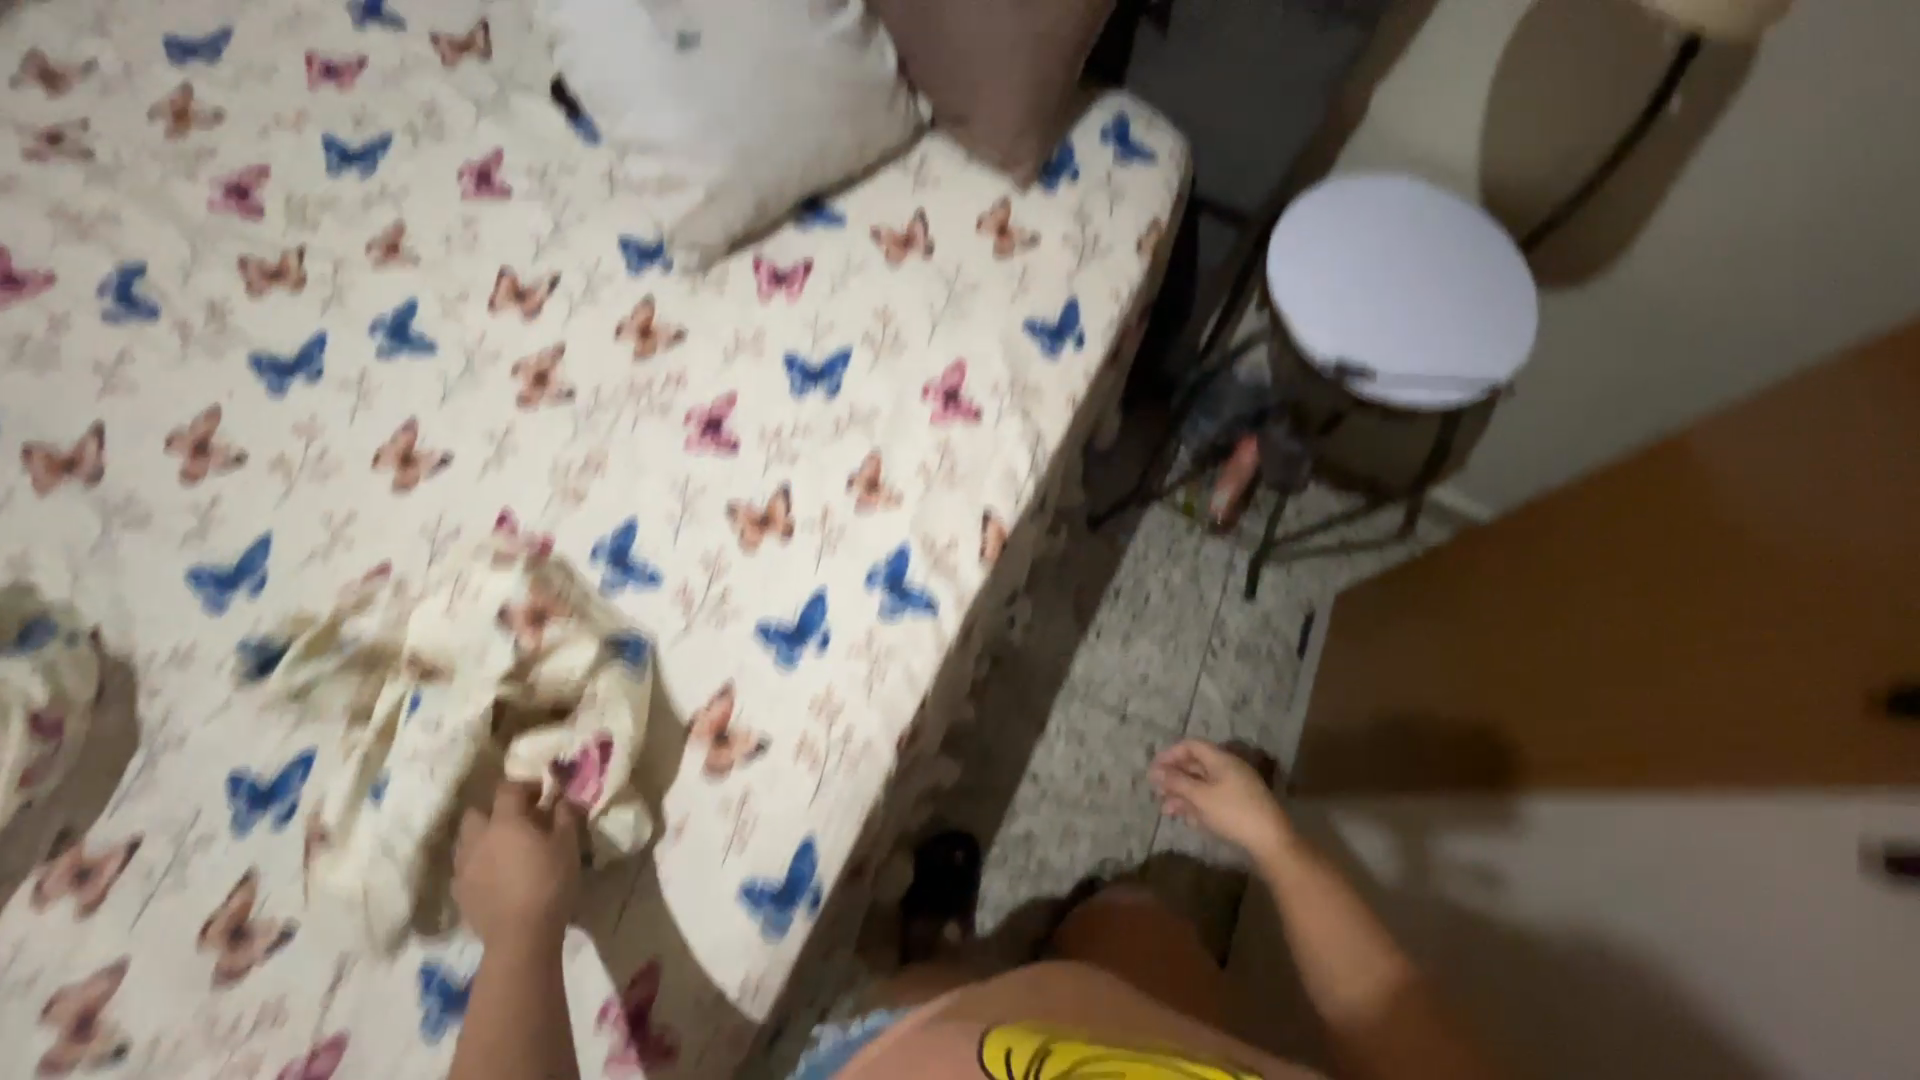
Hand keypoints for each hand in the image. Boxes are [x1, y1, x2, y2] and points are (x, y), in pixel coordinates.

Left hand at [453, 781, 582, 949]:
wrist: (521, 935)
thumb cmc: (550, 882)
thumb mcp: (568, 844)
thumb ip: (565, 815)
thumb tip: (563, 797)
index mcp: (505, 821)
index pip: (507, 788)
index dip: (525, 786)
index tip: (543, 794)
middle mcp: (478, 838)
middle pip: (477, 812)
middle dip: (495, 811)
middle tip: (519, 821)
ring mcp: (463, 865)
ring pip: (466, 839)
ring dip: (483, 836)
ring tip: (504, 848)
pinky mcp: (458, 890)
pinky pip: (464, 866)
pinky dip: (477, 862)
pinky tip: (495, 874)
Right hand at [1150, 740, 1292, 864]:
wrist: (1271, 840)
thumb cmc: (1233, 813)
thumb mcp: (1201, 797)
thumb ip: (1177, 782)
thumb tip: (1156, 771)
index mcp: (1221, 760)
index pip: (1191, 746)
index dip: (1170, 754)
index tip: (1154, 769)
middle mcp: (1228, 769)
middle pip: (1195, 765)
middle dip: (1174, 777)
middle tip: (1157, 791)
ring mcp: (1235, 787)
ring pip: (1202, 784)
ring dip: (1182, 794)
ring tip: (1166, 810)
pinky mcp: (1238, 805)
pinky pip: (1212, 798)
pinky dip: (1197, 805)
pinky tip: (1187, 819)